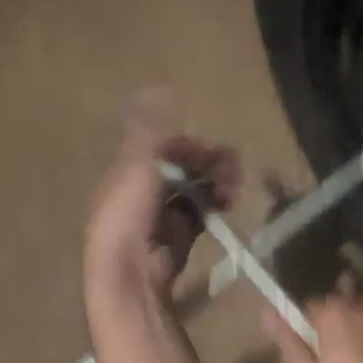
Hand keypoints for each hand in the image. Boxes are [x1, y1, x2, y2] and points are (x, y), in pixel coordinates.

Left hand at [84, 89, 241, 298]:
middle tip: (235, 168)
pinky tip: (227, 206)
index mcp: (127, 172)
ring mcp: (161, 218)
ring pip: (194, 192)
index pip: (162, 149)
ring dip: (216, 185)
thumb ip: (150, 130)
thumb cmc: (129, 214)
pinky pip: (200, 217)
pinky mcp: (177, 240)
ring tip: (235, 189)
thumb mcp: (137, 164)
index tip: (209, 149)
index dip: (188, 145)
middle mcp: (142, 192)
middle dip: (209, 164)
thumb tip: (159, 90)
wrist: (129, 272)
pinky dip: (214, 208)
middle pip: (181, 170)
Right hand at [265, 293, 362, 362]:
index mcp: (333, 313)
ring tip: (344, 354)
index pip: (308, 305)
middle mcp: (358, 307)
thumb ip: (287, 340)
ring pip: (358, 310)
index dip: (303, 324)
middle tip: (325, 351)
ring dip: (350, 321)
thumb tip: (265, 310)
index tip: (304, 347)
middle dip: (328, 318)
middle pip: (337, 302)